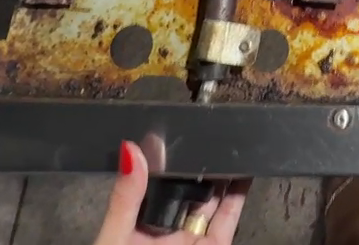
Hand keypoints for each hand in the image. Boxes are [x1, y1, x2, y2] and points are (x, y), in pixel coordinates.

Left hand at [95, 141, 248, 244]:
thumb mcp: (113, 240)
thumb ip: (125, 199)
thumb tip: (131, 147)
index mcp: (136, 227)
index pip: (154, 184)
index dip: (167, 156)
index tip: (179, 127)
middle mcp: (165, 232)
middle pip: (186, 189)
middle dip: (199, 161)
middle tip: (213, 126)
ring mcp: (192, 241)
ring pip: (211, 199)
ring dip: (222, 172)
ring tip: (232, 138)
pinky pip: (229, 218)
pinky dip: (239, 194)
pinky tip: (245, 168)